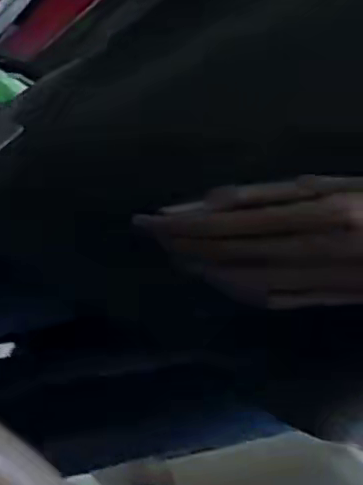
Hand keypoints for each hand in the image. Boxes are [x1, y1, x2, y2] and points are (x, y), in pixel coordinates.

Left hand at [135, 176, 362, 308]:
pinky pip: (271, 299)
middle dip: (176, 245)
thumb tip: (192, 206)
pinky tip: (214, 274)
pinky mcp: (344, 299)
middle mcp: (328, 248)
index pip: (221, 224)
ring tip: (174, 253)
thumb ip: (260, 196)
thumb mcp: (333, 185)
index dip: (172, 224)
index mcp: (326, 213)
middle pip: (223, 253)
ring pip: (239, 280)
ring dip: (197, 267)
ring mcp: (338, 278)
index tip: (141, 219)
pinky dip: (231, 287)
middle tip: (151, 235)